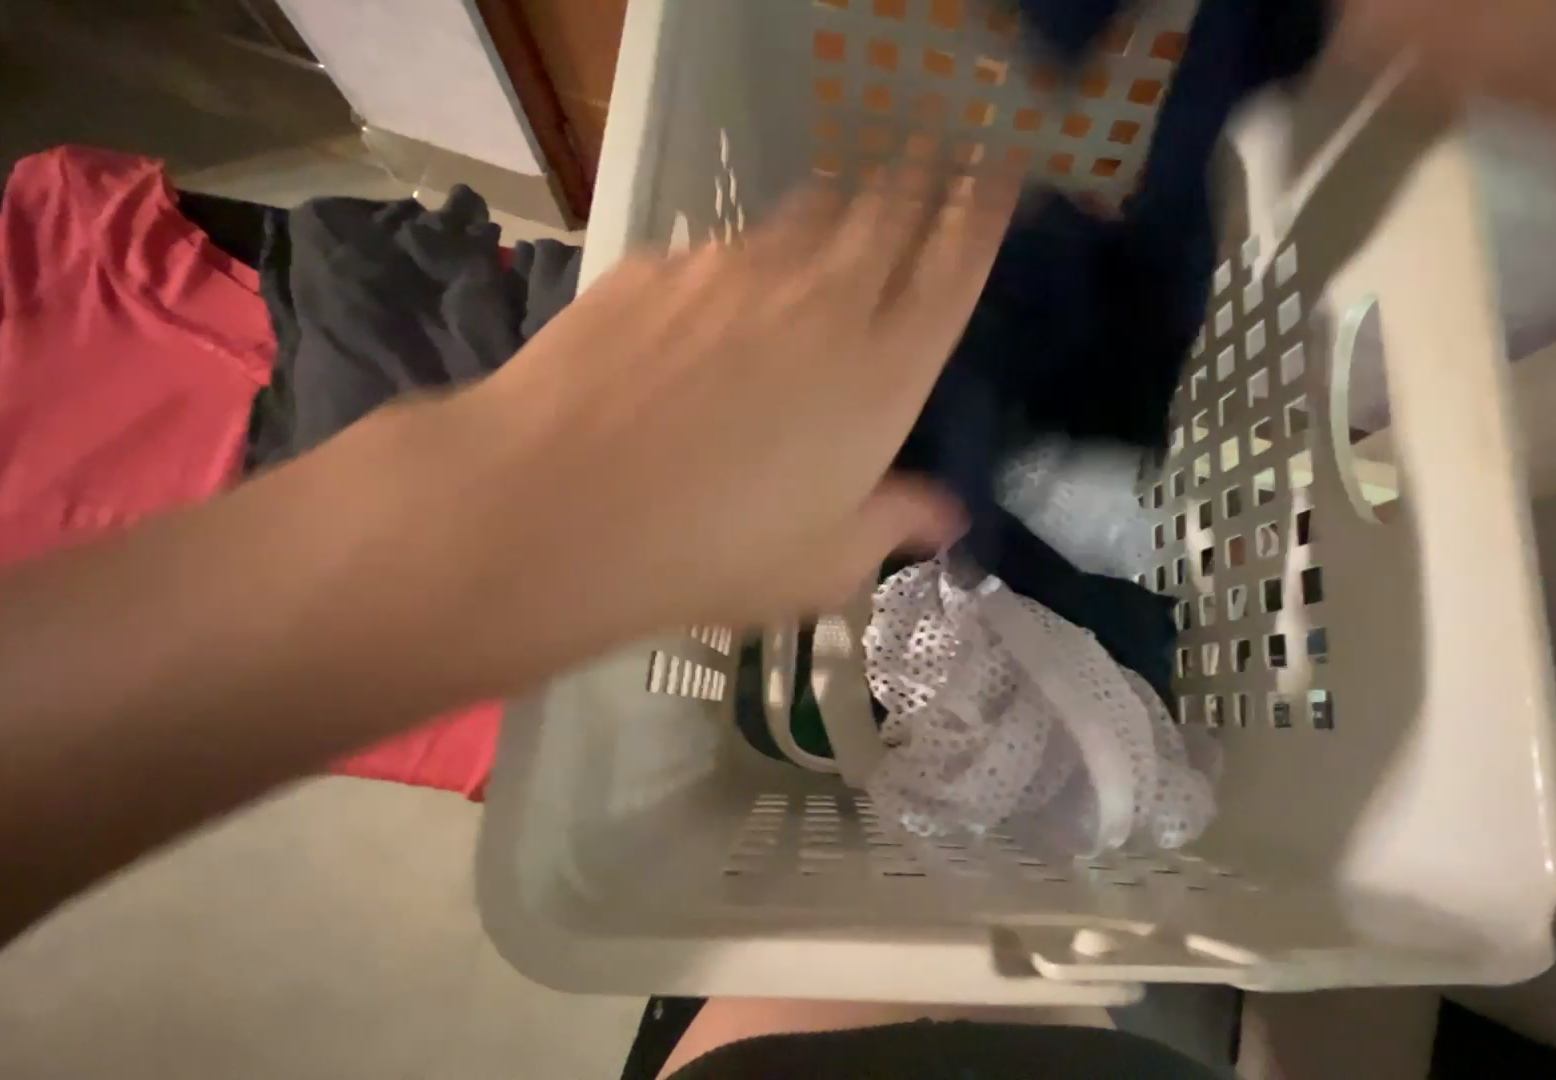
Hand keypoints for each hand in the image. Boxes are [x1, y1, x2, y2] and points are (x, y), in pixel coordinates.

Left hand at [438, 162, 1016, 670]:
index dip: (982, 213)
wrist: (558, 507)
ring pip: (811, 214)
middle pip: (890, 211)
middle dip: (922, 180)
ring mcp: (737, 270)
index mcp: (885, 369)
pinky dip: (746, 261)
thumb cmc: (718, 550)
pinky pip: (726, 249)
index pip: (955, 265)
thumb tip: (946, 515)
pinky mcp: (662, 267)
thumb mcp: (826, 561)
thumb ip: (896, 522)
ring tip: (839, 224)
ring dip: (839, 211)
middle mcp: (823, 298)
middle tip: (934, 162)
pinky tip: (721, 303)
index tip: (996, 177)